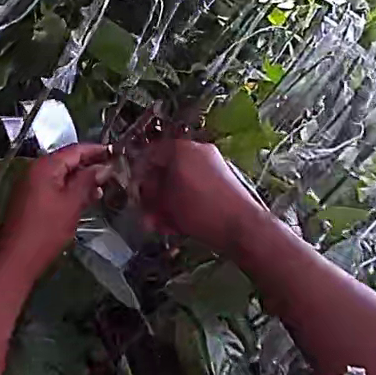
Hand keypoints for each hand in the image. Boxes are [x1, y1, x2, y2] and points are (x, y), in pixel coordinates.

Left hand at [0, 143, 112, 274]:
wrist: (16, 260)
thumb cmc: (46, 230)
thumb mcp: (72, 203)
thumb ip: (88, 181)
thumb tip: (103, 167)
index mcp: (45, 166)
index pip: (75, 150)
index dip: (96, 150)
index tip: (115, 152)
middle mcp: (36, 170)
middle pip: (67, 160)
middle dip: (90, 165)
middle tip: (112, 170)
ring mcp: (31, 184)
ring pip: (61, 174)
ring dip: (81, 179)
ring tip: (102, 186)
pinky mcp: (30, 198)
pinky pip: (54, 185)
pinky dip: (70, 188)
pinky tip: (85, 197)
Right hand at [132, 139, 274, 257]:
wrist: (241, 226)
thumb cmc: (201, 209)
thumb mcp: (166, 200)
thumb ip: (151, 190)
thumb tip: (145, 187)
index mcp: (182, 148)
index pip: (151, 153)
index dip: (138, 173)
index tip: (134, 191)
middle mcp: (198, 151)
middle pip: (166, 168)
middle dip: (154, 193)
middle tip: (147, 212)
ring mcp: (212, 166)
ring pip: (180, 182)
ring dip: (167, 202)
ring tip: (160, 224)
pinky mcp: (222, 182)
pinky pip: (196, 188)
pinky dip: (184, 203)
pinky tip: (177, 225)